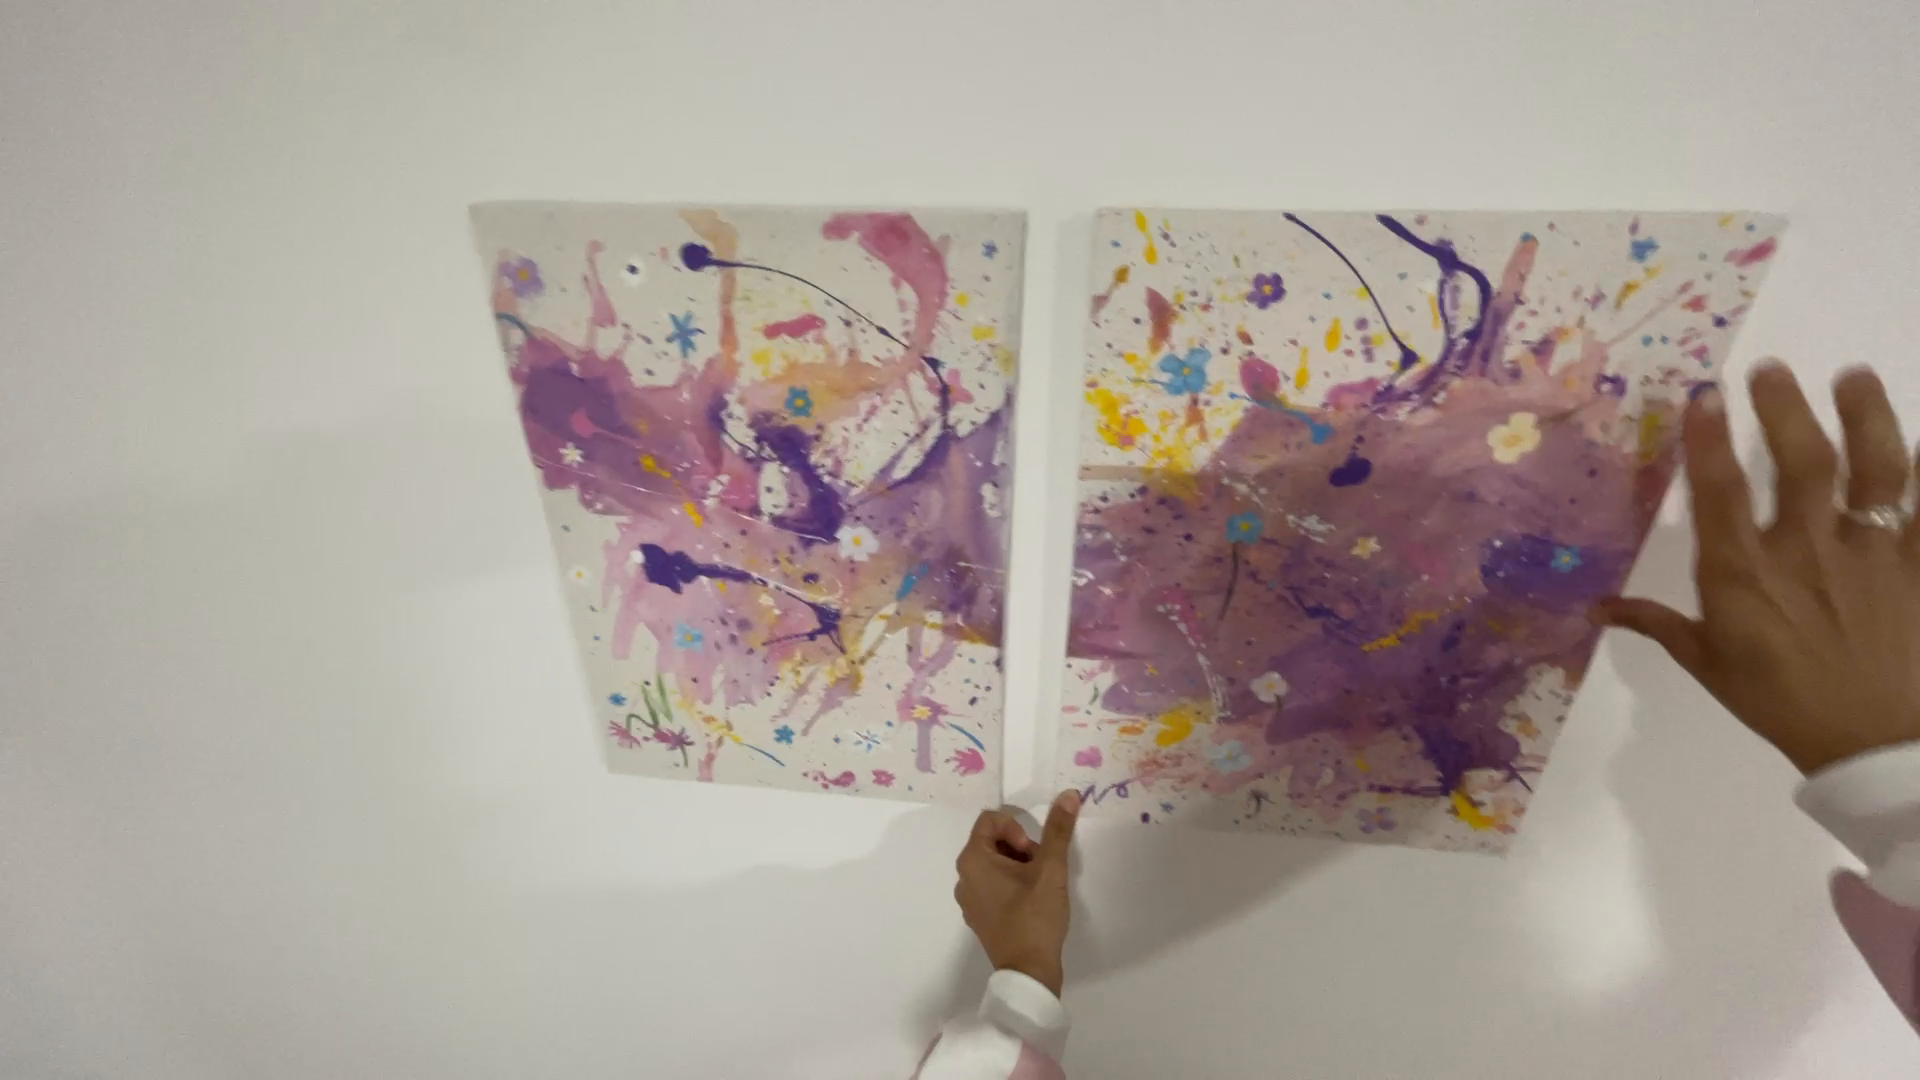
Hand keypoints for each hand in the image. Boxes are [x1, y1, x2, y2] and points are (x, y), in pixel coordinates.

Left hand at [953, 790, 1080, 995]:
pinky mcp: (978, 916)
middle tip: (1040, 867)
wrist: (1028, 973)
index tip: (1033, 852)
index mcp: (972, 859)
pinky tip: (1029, 902)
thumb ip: (1058, 829)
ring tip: (1038, 885)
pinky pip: (991, 884)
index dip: (1015, 828)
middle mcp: (963, 876)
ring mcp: (968, 898)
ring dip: (1016, 864)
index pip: (990, 820)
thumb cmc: (1035, 916)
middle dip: (1019, 846)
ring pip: (993, 863)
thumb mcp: (1051, 868)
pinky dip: (1009, 883)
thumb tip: (1069, 794)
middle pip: (991, 840)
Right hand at [1598, 361, 1919, 773]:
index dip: (1710, 439)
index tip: (1703, 396)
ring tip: (1855, 375)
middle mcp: (1805, 549)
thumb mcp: (1703, 661)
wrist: (1882, 743)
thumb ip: (1653, 623)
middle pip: (1801, 464)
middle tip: (1770, 369)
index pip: (1722, 490)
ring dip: (1867, 418)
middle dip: (1784, 410)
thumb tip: (1596, 607)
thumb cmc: (1776, 698)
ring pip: (1876, 472)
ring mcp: (1875, 555)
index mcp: (1741, 571)